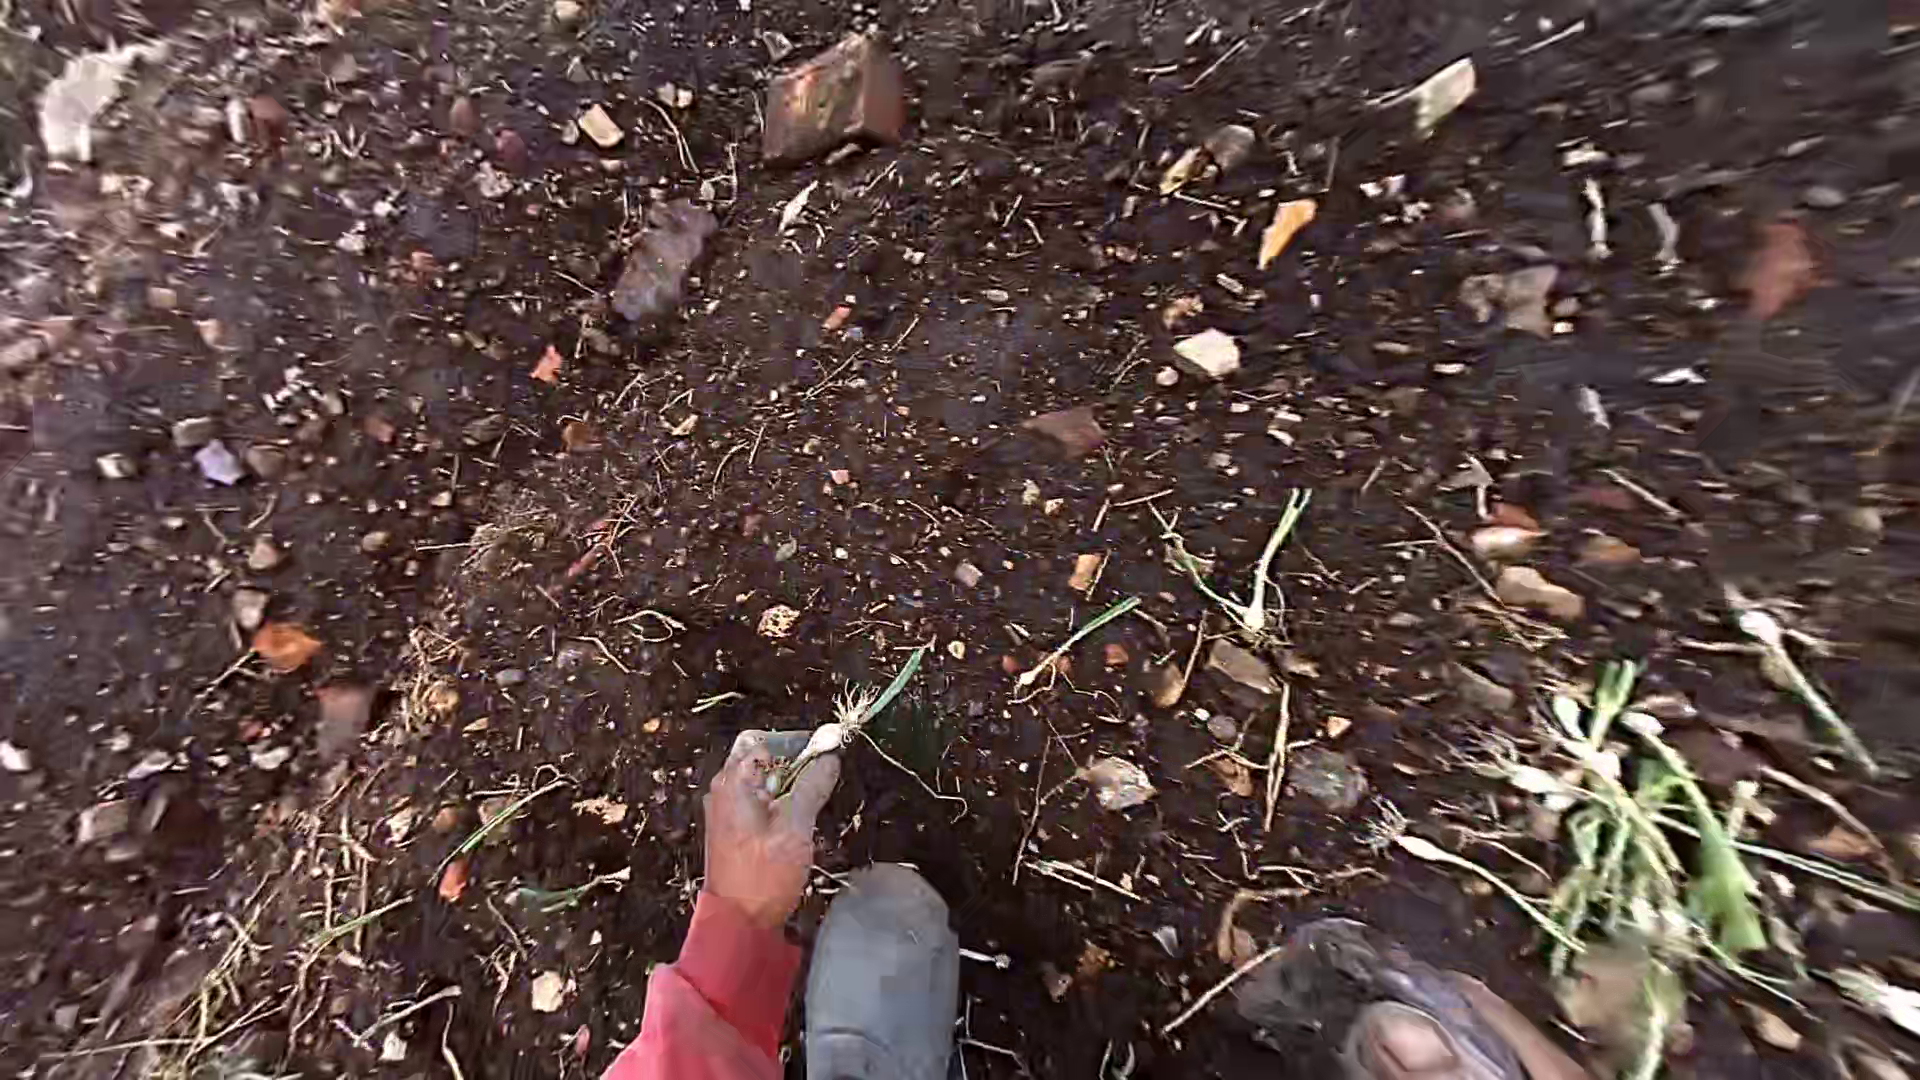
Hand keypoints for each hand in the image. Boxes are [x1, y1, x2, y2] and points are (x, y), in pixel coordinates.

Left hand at [702, 729, 840, 930]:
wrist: (737, 927)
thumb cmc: (764, 874)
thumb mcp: (795, 825)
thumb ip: (813, 784)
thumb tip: (831, 755)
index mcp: (733, 781)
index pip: (765, 740)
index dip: (796, 742)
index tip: (824, 753)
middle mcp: (724, 788)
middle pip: (761, 755)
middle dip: (793, 760)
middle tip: (819, 775)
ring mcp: (726, 808)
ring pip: (761, 776)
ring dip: (788, 780)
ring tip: (812, 796)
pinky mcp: (733, 826)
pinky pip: (758, 796)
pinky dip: (779, 797)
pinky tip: (797, 815)